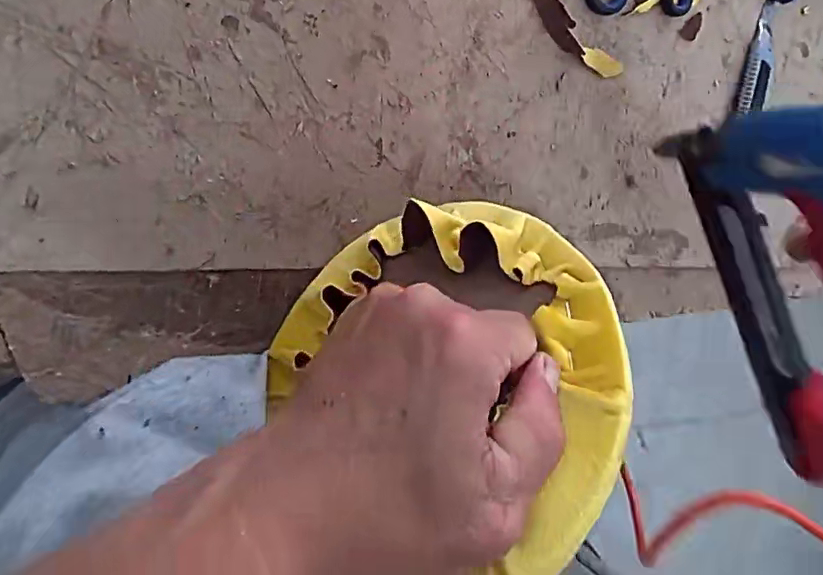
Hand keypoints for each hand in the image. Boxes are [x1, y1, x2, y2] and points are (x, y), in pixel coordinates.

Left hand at [250, 282, 564, 572]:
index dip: (511, 392)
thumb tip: (543, 373)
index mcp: (466, 339)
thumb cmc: (388, 518)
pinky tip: (382, 400)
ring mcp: (385, 304)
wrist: (278, 515)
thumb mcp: (496, 506)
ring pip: (448, 327)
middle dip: (476, 375)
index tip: (476, 434)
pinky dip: (407, 353)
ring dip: (442, 363)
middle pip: (484, 332)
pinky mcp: (355, 312)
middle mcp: (426, 304)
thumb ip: (544, 431)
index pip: (525, 341)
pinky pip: (410, 324)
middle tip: (439, 436)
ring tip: (404, 420)